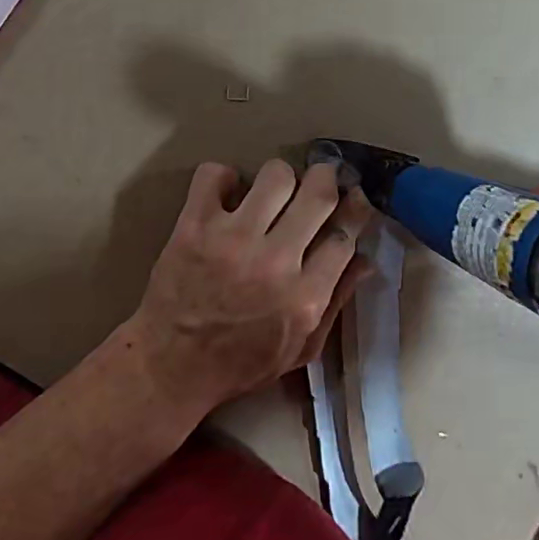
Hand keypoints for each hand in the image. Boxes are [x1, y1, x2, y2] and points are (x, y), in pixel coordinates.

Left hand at [120, 159, 375, 416]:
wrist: (173, 364)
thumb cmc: (241, 362)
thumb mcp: (301, 348)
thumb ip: (335, 302)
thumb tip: (365, 259)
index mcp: (304, 296)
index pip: (344, 234)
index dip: (354, 210)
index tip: (352, 197)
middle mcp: (274, 261)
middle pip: (318, 195)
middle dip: (326, 178)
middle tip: (319, 178)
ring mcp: (232, 240)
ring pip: (274, 176)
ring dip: (279, 177)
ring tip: (272, 191)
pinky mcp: (194, 226)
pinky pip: (214, 175)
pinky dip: (223, 176)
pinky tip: (226, 193)